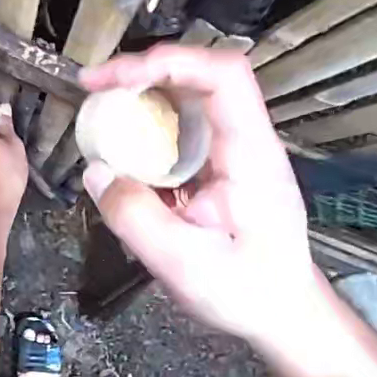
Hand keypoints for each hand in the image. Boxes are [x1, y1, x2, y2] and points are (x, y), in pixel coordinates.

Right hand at [77, 46, 325, 350]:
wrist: (283, 313)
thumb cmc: (247, 291)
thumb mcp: (183, 264)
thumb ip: (135, 217)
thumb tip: (95, 171)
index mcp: (250, 153)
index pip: (222, 75)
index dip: (167, 62)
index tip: (114, 80)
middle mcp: (245, 140)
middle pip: (199, 75)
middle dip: (143, 72)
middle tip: (93, 88)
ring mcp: (233, 150)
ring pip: (187, 98)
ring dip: (142, 95)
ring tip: (99, 109)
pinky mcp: (217, 165)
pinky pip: (180, 127)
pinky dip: (145, 124)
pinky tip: (120, 143)